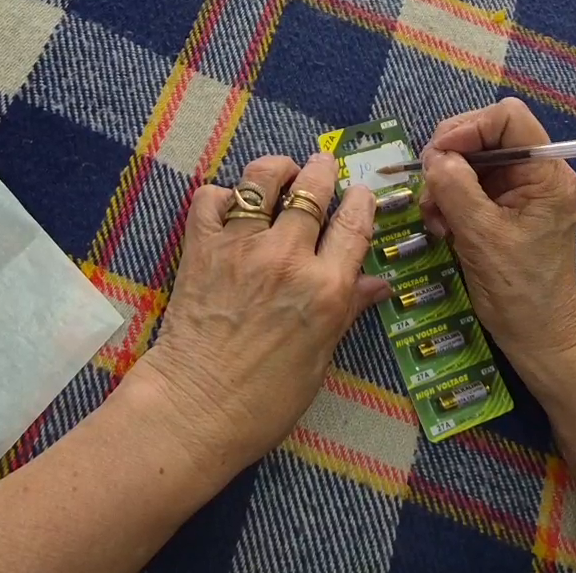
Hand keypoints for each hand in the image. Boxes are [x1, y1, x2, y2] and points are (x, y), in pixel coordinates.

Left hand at [128, 152, 390, 472]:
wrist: (196, 408)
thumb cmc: (266, 399)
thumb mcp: (321, 358)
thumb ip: (348, 309)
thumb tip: (379, 281)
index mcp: (326, 288)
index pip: (354, 223)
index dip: (361, 199)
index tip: (360, 192)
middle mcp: (288, 257)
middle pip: (312, 189)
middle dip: (322, 170)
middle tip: (321, 167)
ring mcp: (242, 246)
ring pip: (262, 180)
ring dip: (276, 169)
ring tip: (280, 173)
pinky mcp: (202, 245)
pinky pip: (212, 197)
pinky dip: (222, 194)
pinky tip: (231, 206)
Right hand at [420, 98, 575, 368]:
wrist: (537, 339)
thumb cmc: (519, 291)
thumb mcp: (482, 236)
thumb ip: (457, 189)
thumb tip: (435, 157)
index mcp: (545, 173)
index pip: (508, 117)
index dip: (469, 127)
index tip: (440, 155)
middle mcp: (534, 173)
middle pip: (483, 134)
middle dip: (450, 157)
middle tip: (429, 187)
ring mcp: (517, 191)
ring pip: (469, 160)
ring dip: (444, 183)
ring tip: (435, 218)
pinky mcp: (501, 208)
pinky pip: (466, 185)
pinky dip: (447, 200)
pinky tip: (442, 227)